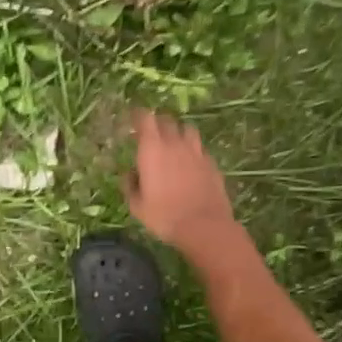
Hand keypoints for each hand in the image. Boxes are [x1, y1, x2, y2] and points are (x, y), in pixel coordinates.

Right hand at [125, 109, 233, 249]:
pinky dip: (193, 150)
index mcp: (152, 149)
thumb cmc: (164, 216)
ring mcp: (196, 152)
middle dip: (157, 122)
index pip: (145, 118)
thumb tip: (130, 174)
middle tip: (151, 132)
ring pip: (187, 129)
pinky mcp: (212, 163)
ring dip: (178, 132)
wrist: (204, 226)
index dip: (138, 115)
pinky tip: (190, 162)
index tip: (133, 117)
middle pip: (167, 120)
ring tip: (173, 142)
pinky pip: (200, 148)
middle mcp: (175, 143)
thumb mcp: (137, 205)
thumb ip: (130, 185)